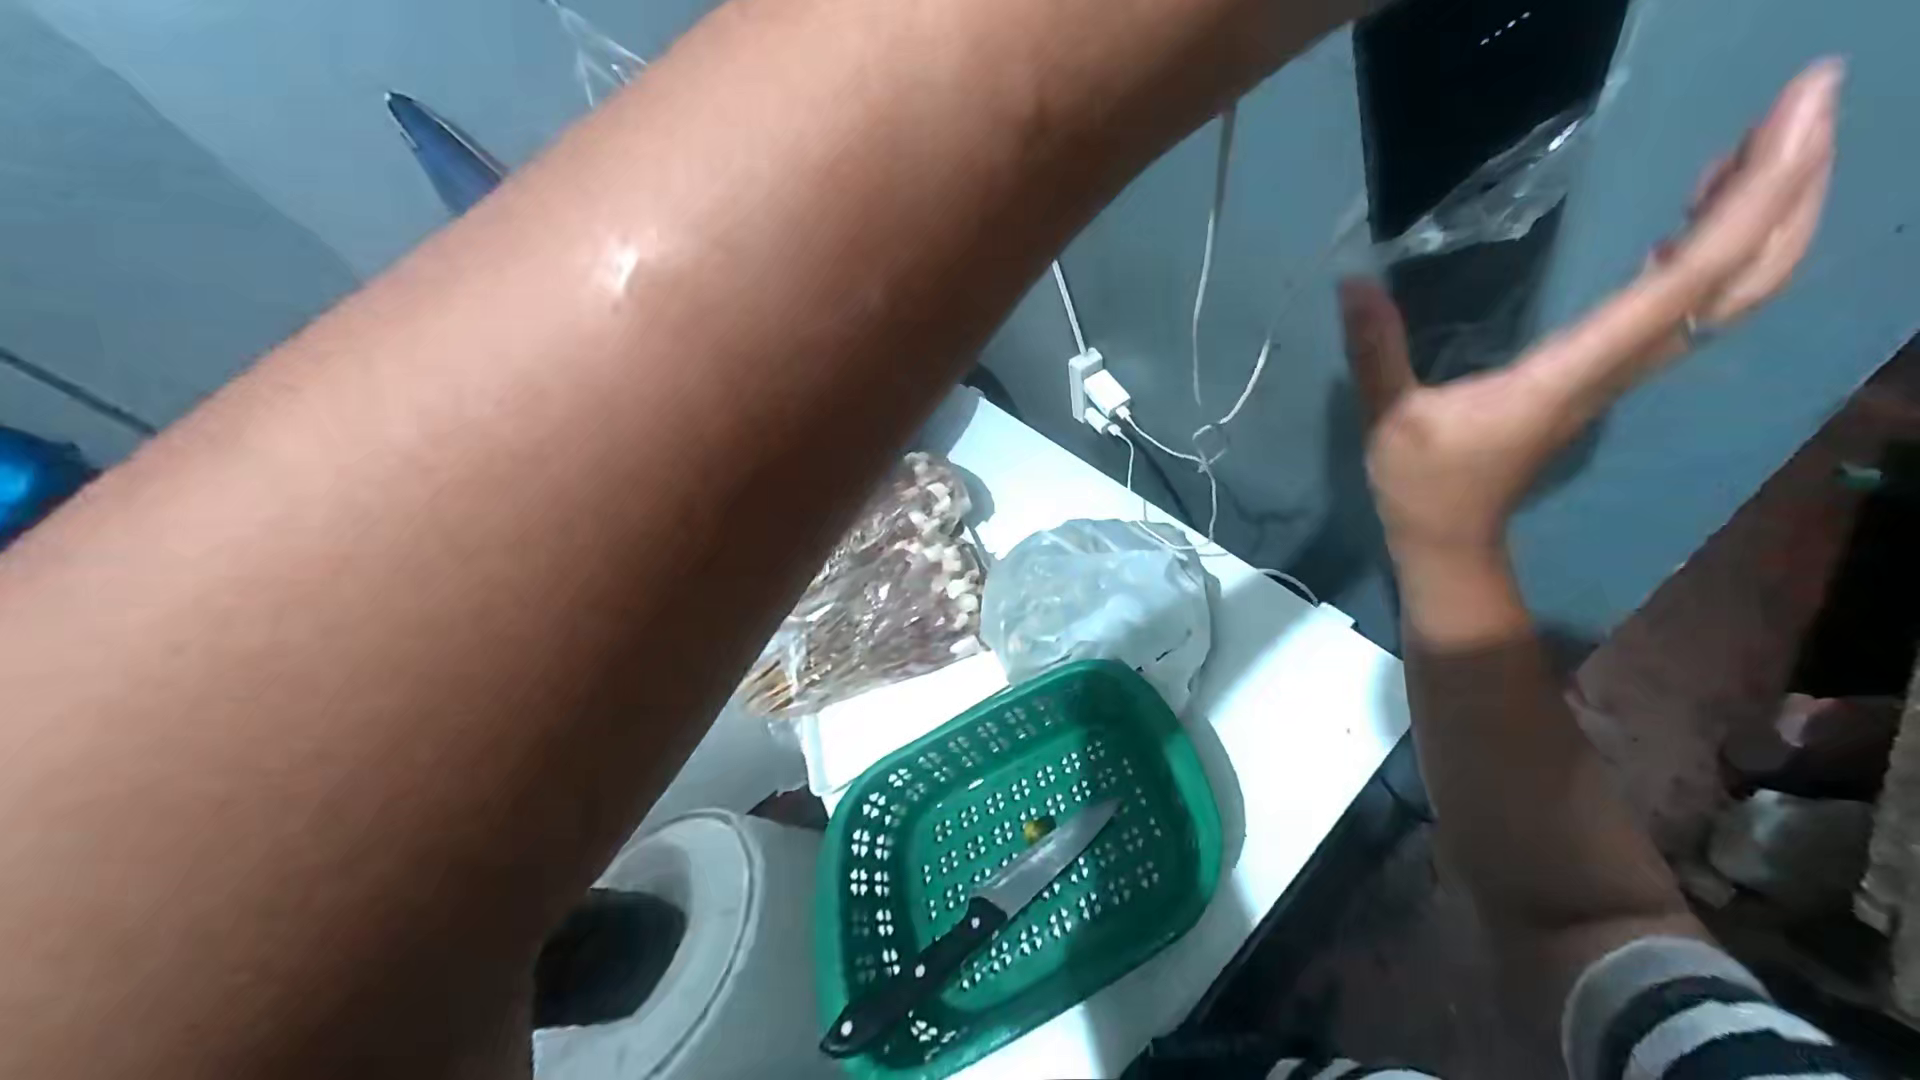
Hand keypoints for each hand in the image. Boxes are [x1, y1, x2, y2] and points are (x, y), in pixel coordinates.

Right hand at [1341, 59, 1840, 563]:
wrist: (1450, 534)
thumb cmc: (1424, 483)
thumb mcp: (1390, 417)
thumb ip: (1377, 350)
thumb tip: (1353, 283)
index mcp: (1576, 367)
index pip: (1694, 272)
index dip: (1759, 189)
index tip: (1802, 102)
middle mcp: (1621, 364)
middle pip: (1748, 275)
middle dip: (1793, 185)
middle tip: (1803, 104)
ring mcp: (1619, 372)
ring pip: (1729, 292)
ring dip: (1763, 217)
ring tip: (1755, 147)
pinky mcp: (1604, 377)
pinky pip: (1689, 308)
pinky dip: (1715, 255)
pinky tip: (1687, 225)